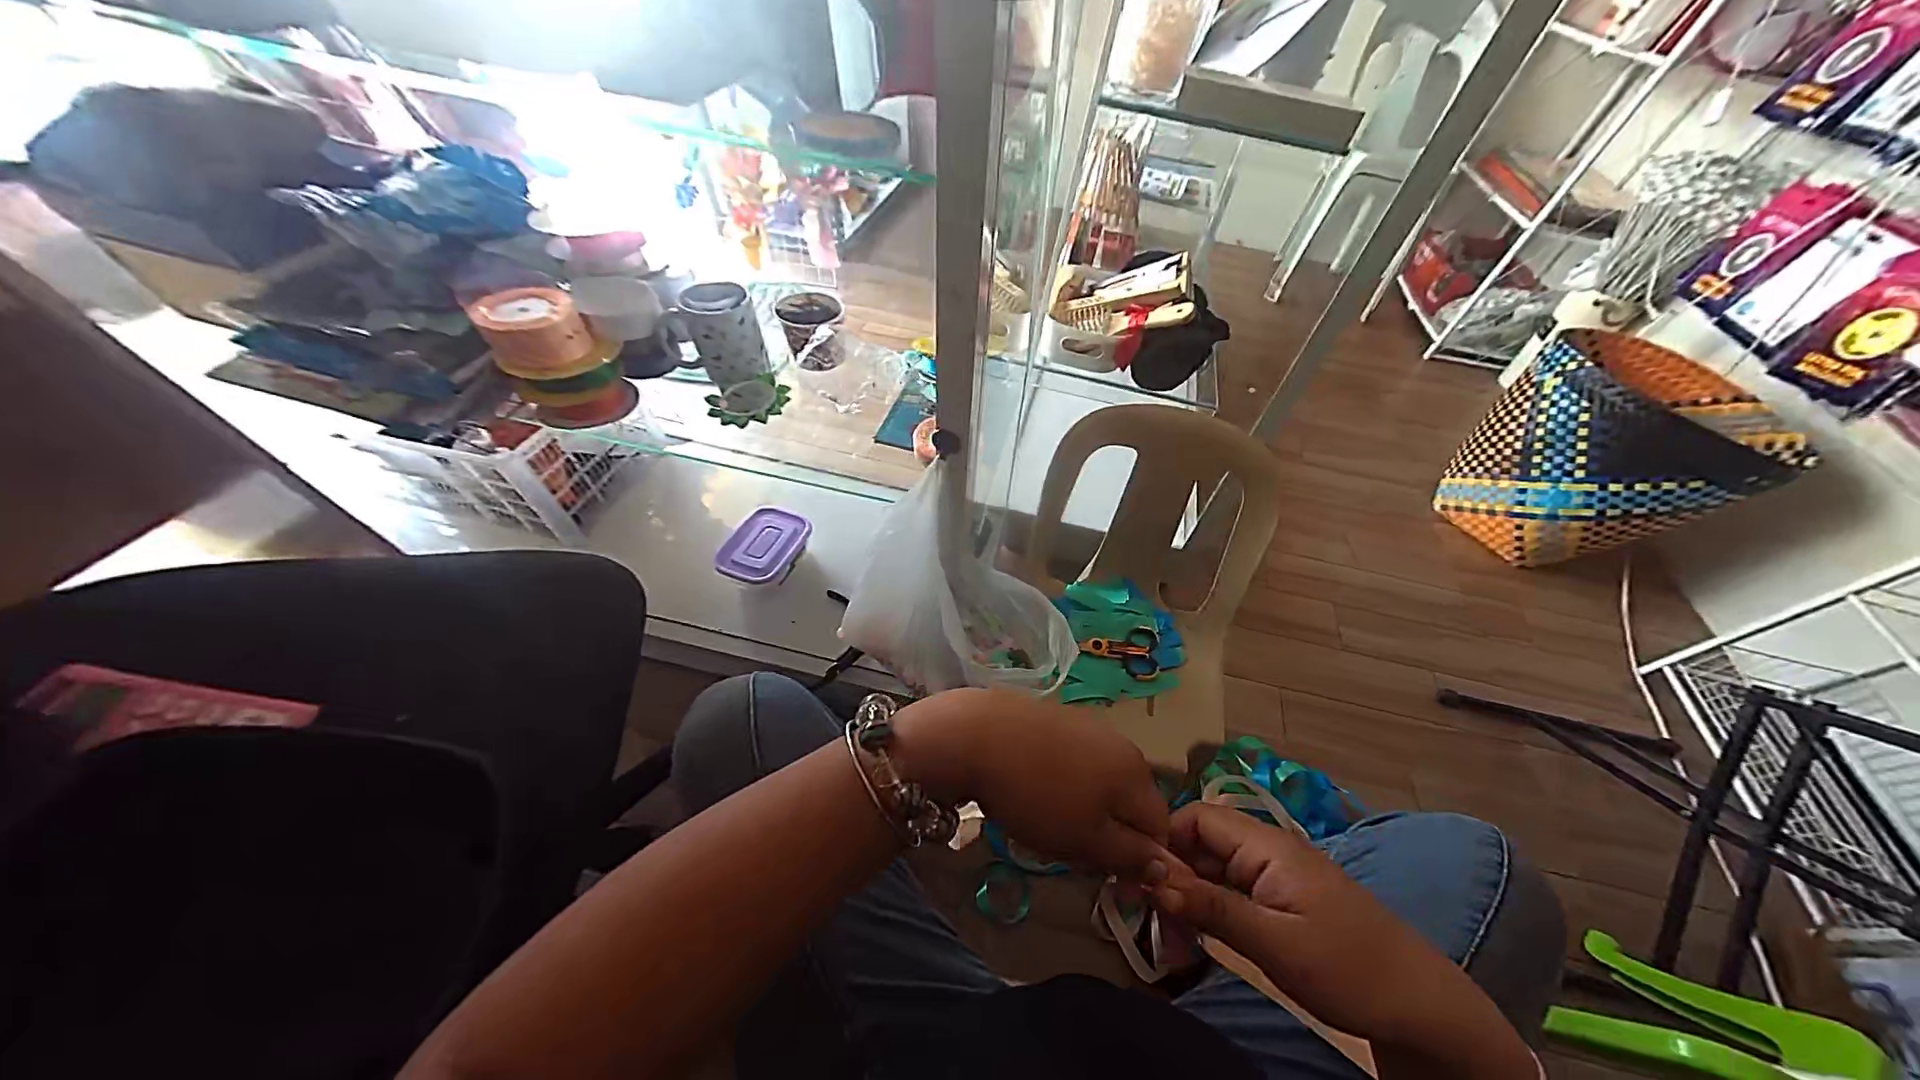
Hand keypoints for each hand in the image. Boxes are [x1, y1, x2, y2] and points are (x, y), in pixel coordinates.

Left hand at [891, 688, 1169, 880]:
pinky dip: (1059, 778)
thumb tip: (1164, 865)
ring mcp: (1084, 723)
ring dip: (1083, 805)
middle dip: (1108, 830)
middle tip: (1071, 847)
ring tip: (1046, 817)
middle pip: (1128, 800)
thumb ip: (1129, 856)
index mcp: (1136, 773)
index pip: (1160, 826)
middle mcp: (1119, 742)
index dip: (1140, 858)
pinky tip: (1029, 785)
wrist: (974, 734)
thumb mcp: (1085, 840)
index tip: (1108, 875)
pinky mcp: (1052, 715)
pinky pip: (1070, 758)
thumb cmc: (1035, 795)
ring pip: (1098, 778)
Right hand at [1152, 804, 1535, 1079]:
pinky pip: (1230, 892)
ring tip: (1170, 939)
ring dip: (1187, 898)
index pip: (1196, 817)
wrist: (1424, 1011)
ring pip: (1211, 870)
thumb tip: (1150, 878)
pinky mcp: (1281, 901)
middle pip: (1200, 844)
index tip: (1140, 879)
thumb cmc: (1348, 969)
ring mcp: (1274, 876)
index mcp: (1266, 845)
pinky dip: (1208, 910)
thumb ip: (1210, 906)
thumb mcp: (1274, 942)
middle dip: (1171, 876)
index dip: (1164, 840)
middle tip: (1150, 921)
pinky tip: (1196, 938)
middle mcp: (1266, 851)